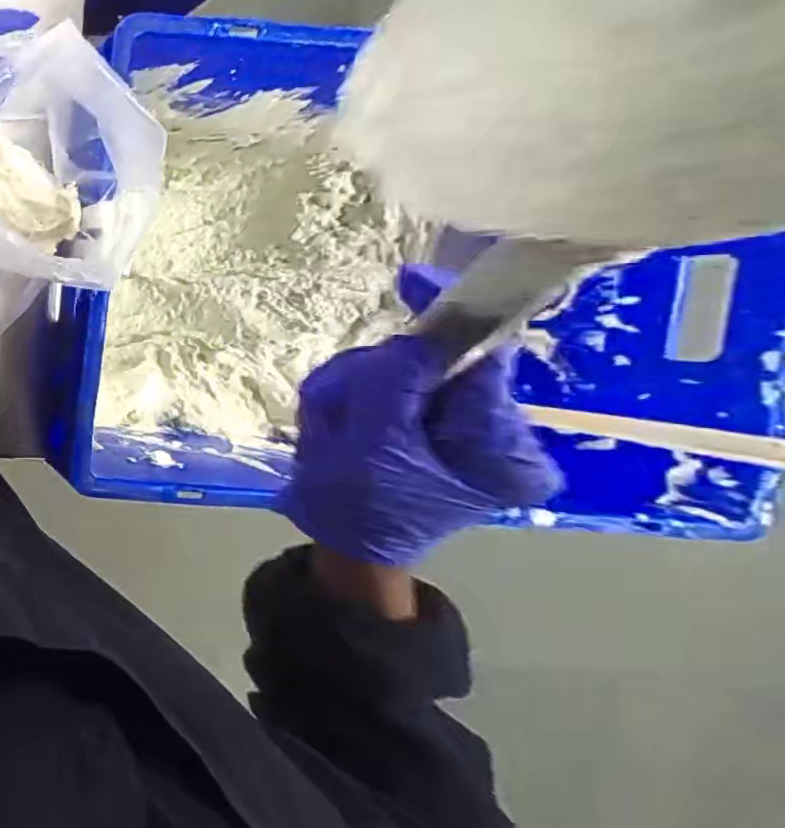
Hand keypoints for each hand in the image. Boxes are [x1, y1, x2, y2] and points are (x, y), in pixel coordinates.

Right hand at [277, 265, 561, 567]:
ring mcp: (464, 433)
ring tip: (329, 430)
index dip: (447, 318)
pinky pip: (391, 394)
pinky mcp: (431, 432)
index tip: (411, 279)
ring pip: (404, 378)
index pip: (482, 359)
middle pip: (434, 367)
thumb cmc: (354, 508)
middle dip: (375, 379)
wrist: (341, 549)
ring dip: (354, 393)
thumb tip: (419, 336)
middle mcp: (497, 435)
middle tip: (335, 413)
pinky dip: (354, 403)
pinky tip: (338, 429)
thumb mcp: (368, 447)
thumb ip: (394, 384)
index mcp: (498, 446)